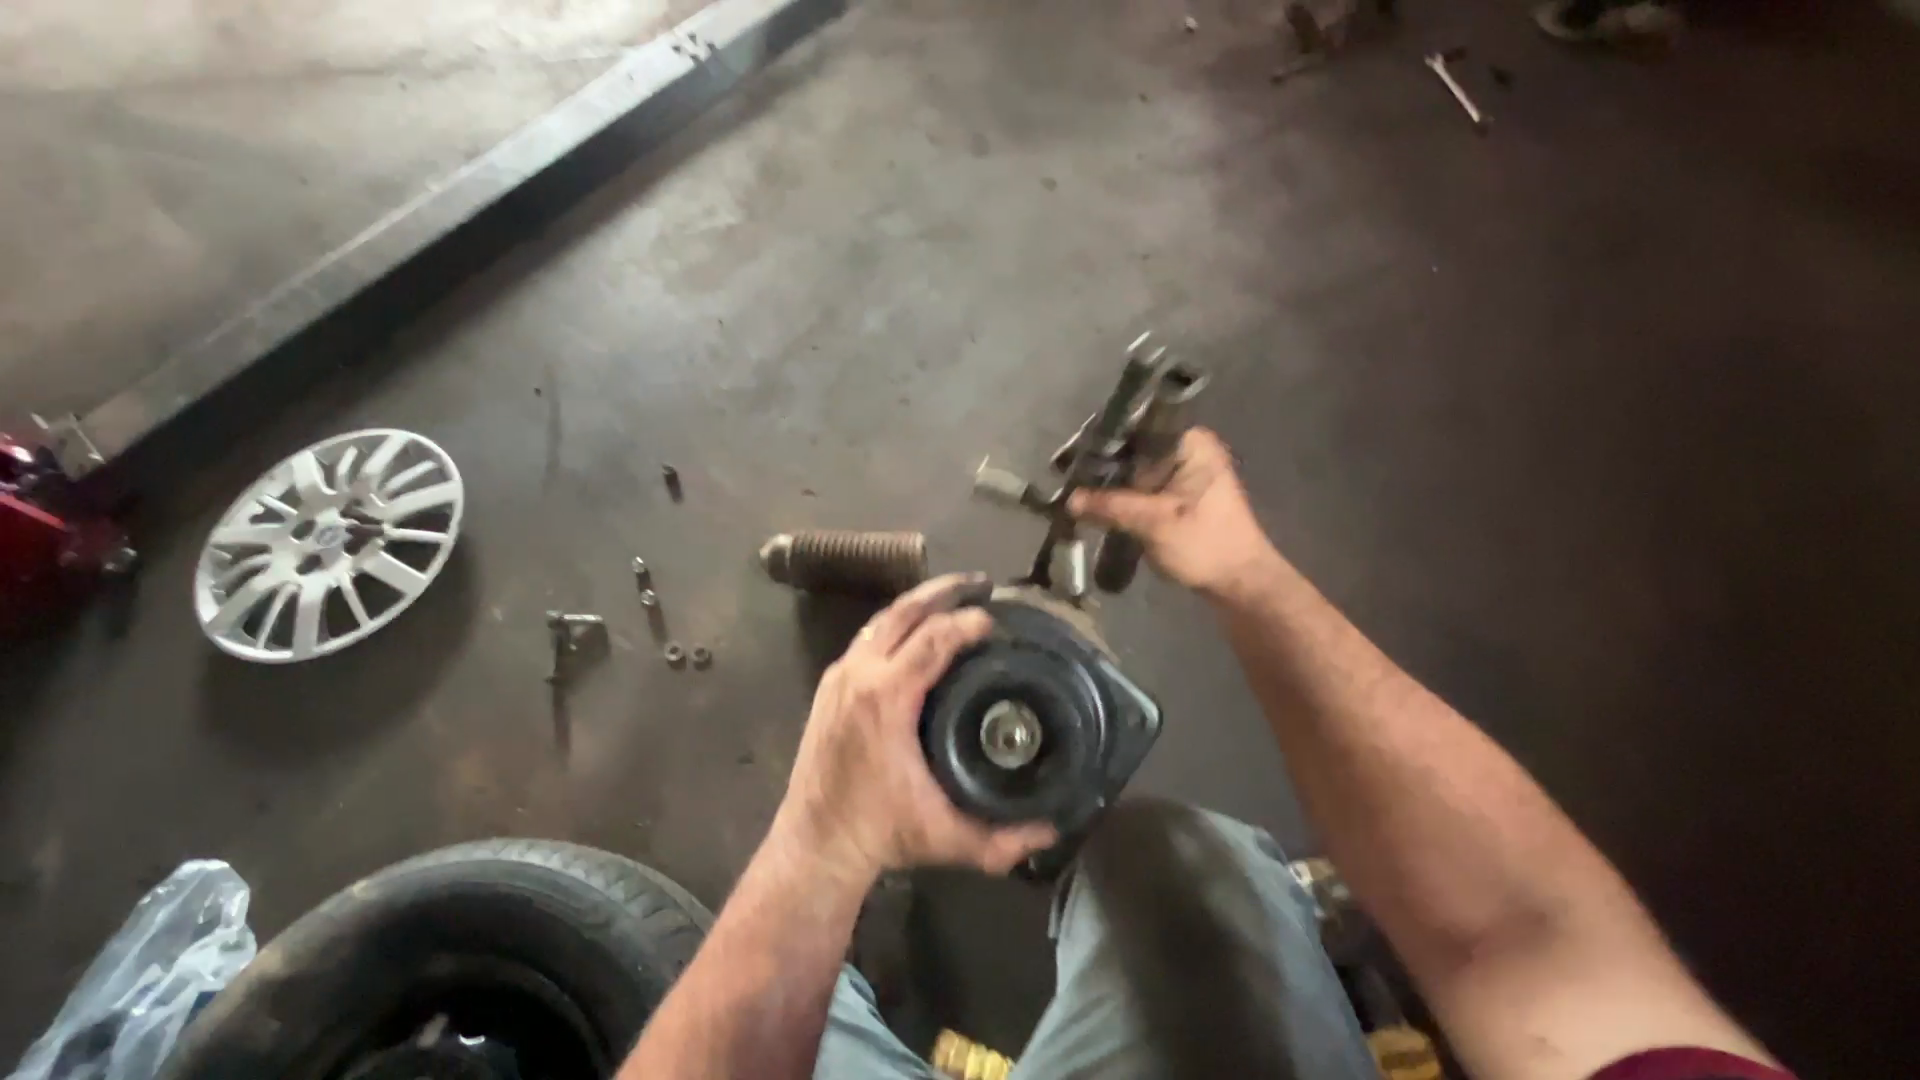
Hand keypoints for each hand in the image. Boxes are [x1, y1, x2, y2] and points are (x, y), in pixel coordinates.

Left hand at [774, 574, 1058, 885]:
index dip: (968, 622)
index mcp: (886, 699)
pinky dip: (897, 624)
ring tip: (955, 598)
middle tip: (982, 584)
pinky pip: (868, 638)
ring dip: (919, 603)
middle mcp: (859, 675)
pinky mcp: (829, 685)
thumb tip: (1052, 831)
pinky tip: (918, 631)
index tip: (997, 621)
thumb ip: (1002, 842)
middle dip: (944, 591)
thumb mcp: (946, 837)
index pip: (933, 638)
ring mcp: (839, 676)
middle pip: (903, 611)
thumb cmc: (881, 834)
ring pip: (882, 620)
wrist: (816, 844)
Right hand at [1069, 428, 1279, 600]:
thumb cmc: (1205, 545)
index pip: (1137, 427)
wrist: (1240, 584)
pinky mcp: (1179, 495)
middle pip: (1133, 448)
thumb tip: (1069, 500)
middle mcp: (1188, 449)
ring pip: (1135, 469)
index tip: (1070, 458)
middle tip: (1064, 477)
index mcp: (1190, 443)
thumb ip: (1110, 506)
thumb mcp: (1153, 523)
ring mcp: (1185, 472)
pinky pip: (1142, 486)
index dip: (1101, 440)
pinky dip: (1121, 495)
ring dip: (1108, 482)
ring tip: (1072, 491)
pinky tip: (1093, 504)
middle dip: (1100, 464)